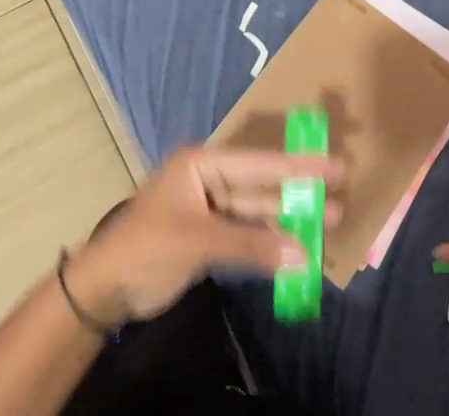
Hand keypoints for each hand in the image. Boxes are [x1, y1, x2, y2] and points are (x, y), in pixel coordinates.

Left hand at [65, 147, 343, 323]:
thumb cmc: (147, 248)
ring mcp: (210, 210)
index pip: (258, 163)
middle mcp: (208, 181)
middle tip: (343, 195)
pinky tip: (298, 251)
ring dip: (289, 221)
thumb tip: (304, 254)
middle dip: (299, 192)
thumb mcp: (198, 242)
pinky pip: (248, 236)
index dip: (299, 165)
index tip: (336, 164)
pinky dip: (271, 244)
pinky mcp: (210, 238)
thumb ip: (251, 246)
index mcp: (201, 165)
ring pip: (257, 213)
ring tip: (330, 222)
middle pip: (262, 185)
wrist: (106, 286)